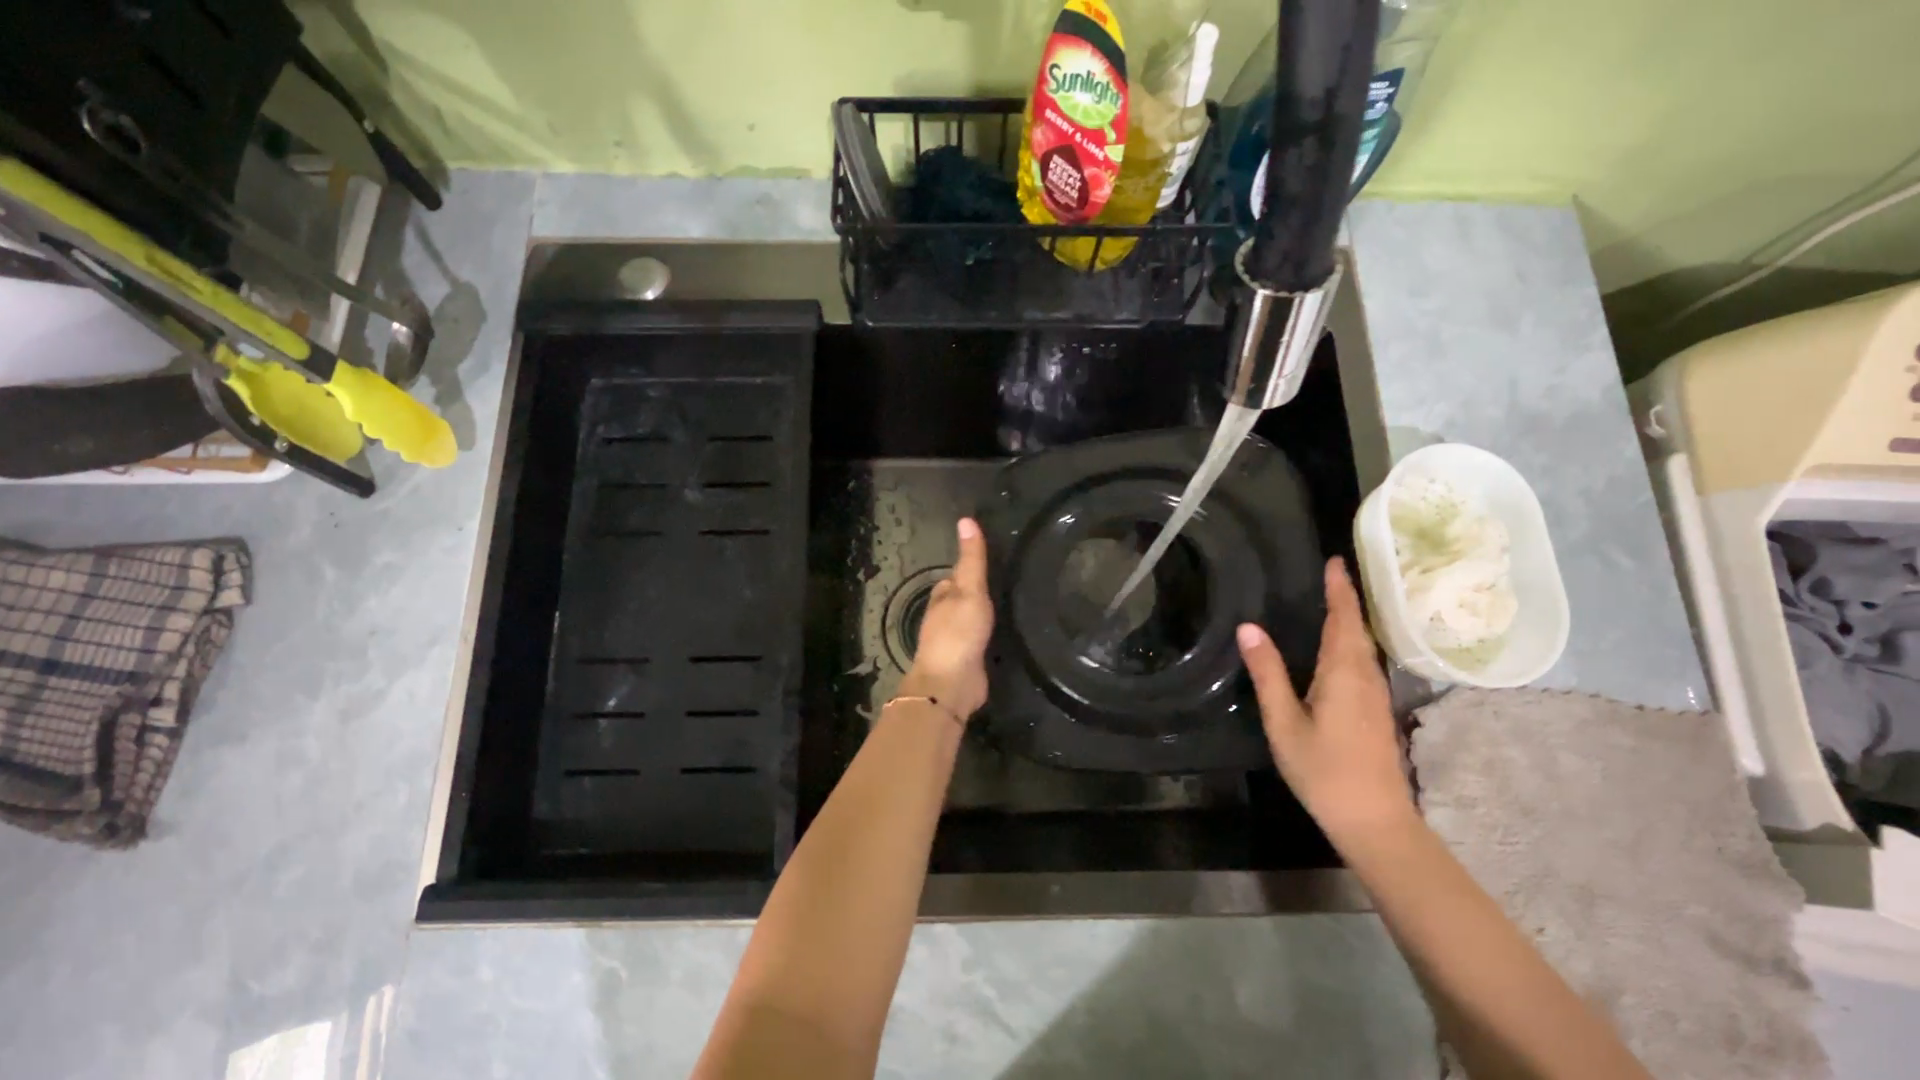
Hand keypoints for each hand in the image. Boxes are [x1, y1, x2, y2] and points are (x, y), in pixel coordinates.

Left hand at [899, 518, 994, 718]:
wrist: (952, 683)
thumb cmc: (958, 632)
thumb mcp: (969, 589)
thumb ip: (972, 559)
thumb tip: (966, 520)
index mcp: (942, 596)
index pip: (957, 574)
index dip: (972, 565)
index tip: (993, 556)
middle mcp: (946, 616)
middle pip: (964, 598)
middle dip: (980, 591)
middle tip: (1009, 580)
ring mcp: (956, 640)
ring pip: (972, 620)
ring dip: (986, 615)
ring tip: (1013, 604)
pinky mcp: (968, 660)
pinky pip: (981, 641)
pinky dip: (990, 636)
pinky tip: (1006, 635)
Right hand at [1237, 557, 1412, 838]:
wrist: (1373, 818)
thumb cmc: (1323, 769)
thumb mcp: (1284, 723)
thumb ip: (1268, 674)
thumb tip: (1249, 628)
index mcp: (1343, 672)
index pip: (1343, 618)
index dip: (1339, 588)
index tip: (1334, 560)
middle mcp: (1366, 675)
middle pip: (1358, 628)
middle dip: (1346, 599)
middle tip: (1329, 574)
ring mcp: (1377, 695)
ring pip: (1364, 646)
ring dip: (1350, 620)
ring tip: (1331, 601)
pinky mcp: (1378, 711)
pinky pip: (1364, 662)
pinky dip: (1352, 643)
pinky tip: (1337, 650)